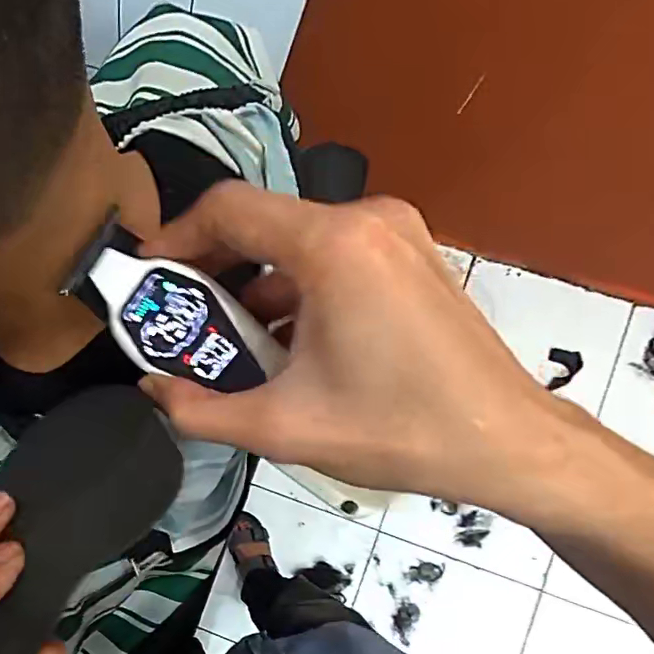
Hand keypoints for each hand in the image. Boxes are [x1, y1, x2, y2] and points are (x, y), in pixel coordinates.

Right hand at [137, 181, 585, 515]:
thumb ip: (199, 409)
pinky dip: (291, 293)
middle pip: (260, 224)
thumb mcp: (280, 428)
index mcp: (331, 247)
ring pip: (293, 244)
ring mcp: (395, 235)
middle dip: (208, 270)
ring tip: (223, 341)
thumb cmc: (395, 430)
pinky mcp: (410, 258)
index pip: (227, 210)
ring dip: (250, 287)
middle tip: (177, 318)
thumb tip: (152, 389)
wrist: (505, 444)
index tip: (147, 278)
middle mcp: (365, 221)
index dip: (173, 238)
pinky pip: (329, 261)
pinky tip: (280, 344)